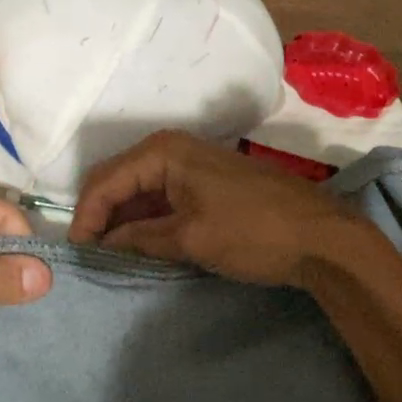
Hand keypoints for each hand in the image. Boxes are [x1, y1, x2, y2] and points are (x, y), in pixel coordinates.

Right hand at [68, 130, 368, 287]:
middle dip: (101, 214)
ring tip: (109, 253)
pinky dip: (146, 218)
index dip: (87, 215)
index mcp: (162, 152)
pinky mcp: (205, 181)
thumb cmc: (252, 232)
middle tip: (90, 253)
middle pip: (118, 179)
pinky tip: (140, 243)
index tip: (77, 251)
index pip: (105, 180)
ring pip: (139, 189)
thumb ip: (140, 238)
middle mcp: (170, 148)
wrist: (324, 238)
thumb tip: (104, 243)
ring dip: (122, 218)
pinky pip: (161, 195)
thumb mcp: (190, 239)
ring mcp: (190, 162)